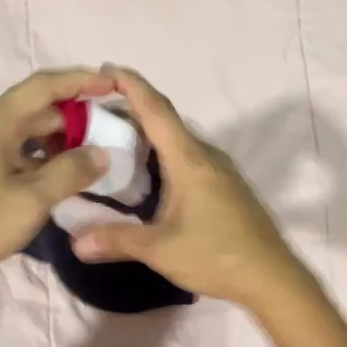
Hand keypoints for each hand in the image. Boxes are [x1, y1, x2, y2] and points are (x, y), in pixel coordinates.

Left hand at [0, 69, 113, 291]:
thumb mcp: (31, 199)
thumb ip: (70, 172)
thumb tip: (100, 154)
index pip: (44, 86)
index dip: (81, 81)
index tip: (112, 86)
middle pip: (34, 109)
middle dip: (73, 119)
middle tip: (108, 134)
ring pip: (24, 134)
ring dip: (57, 142)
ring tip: (88, 160)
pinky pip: (12, 153)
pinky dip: (38, 159)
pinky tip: (56, 179)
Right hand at [71, 65, 310, 308]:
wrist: (271, 277)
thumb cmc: (216, 255)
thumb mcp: (159, 250)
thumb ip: (117, 240)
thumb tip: (75, 243)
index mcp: (189, 160)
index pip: (155, 109)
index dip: (130, 85)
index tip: (105, 69)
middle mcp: (206, 156)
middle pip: (165, 122)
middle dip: (131, 112)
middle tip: (95, 117)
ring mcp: (220, 171)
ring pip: (178, 141)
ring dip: (148, 136)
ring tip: (116, 143)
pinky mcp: (227, 188)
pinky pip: (189, 158)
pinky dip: (164, 156)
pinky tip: (150, 175)